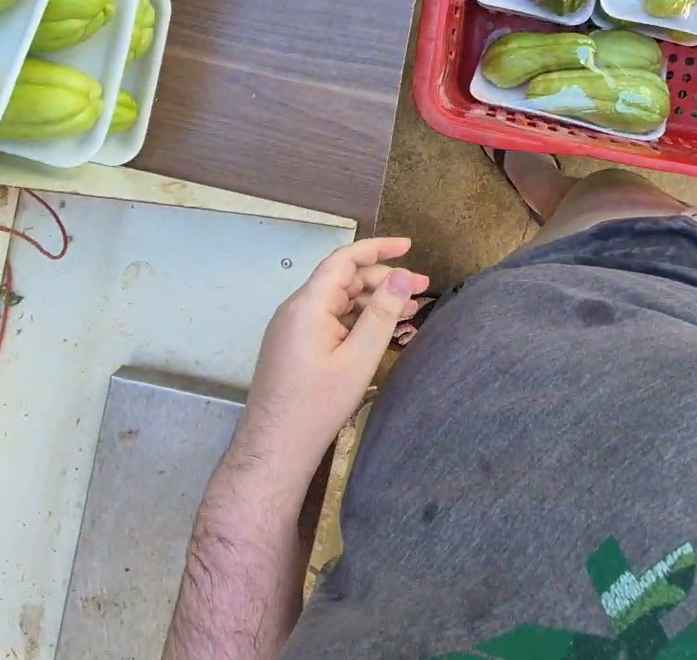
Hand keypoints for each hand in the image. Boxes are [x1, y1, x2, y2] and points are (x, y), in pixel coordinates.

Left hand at [227, 237, 427, 489]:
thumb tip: (403, 276)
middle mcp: (296, 309)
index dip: (378, 248)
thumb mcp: (358, 359)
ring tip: (411, 312)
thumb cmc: (317, 406)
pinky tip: (382, 331)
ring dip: (373, 302)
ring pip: (339, 301)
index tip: (409, 246)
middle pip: (344, 280)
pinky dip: (358, 319)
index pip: (345, 259)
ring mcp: (293, 328)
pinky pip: (330, 320)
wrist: (274, 450)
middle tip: (422, 288)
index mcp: (308, 305)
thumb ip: (382, 314)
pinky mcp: (295, 345)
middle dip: (384, 280)